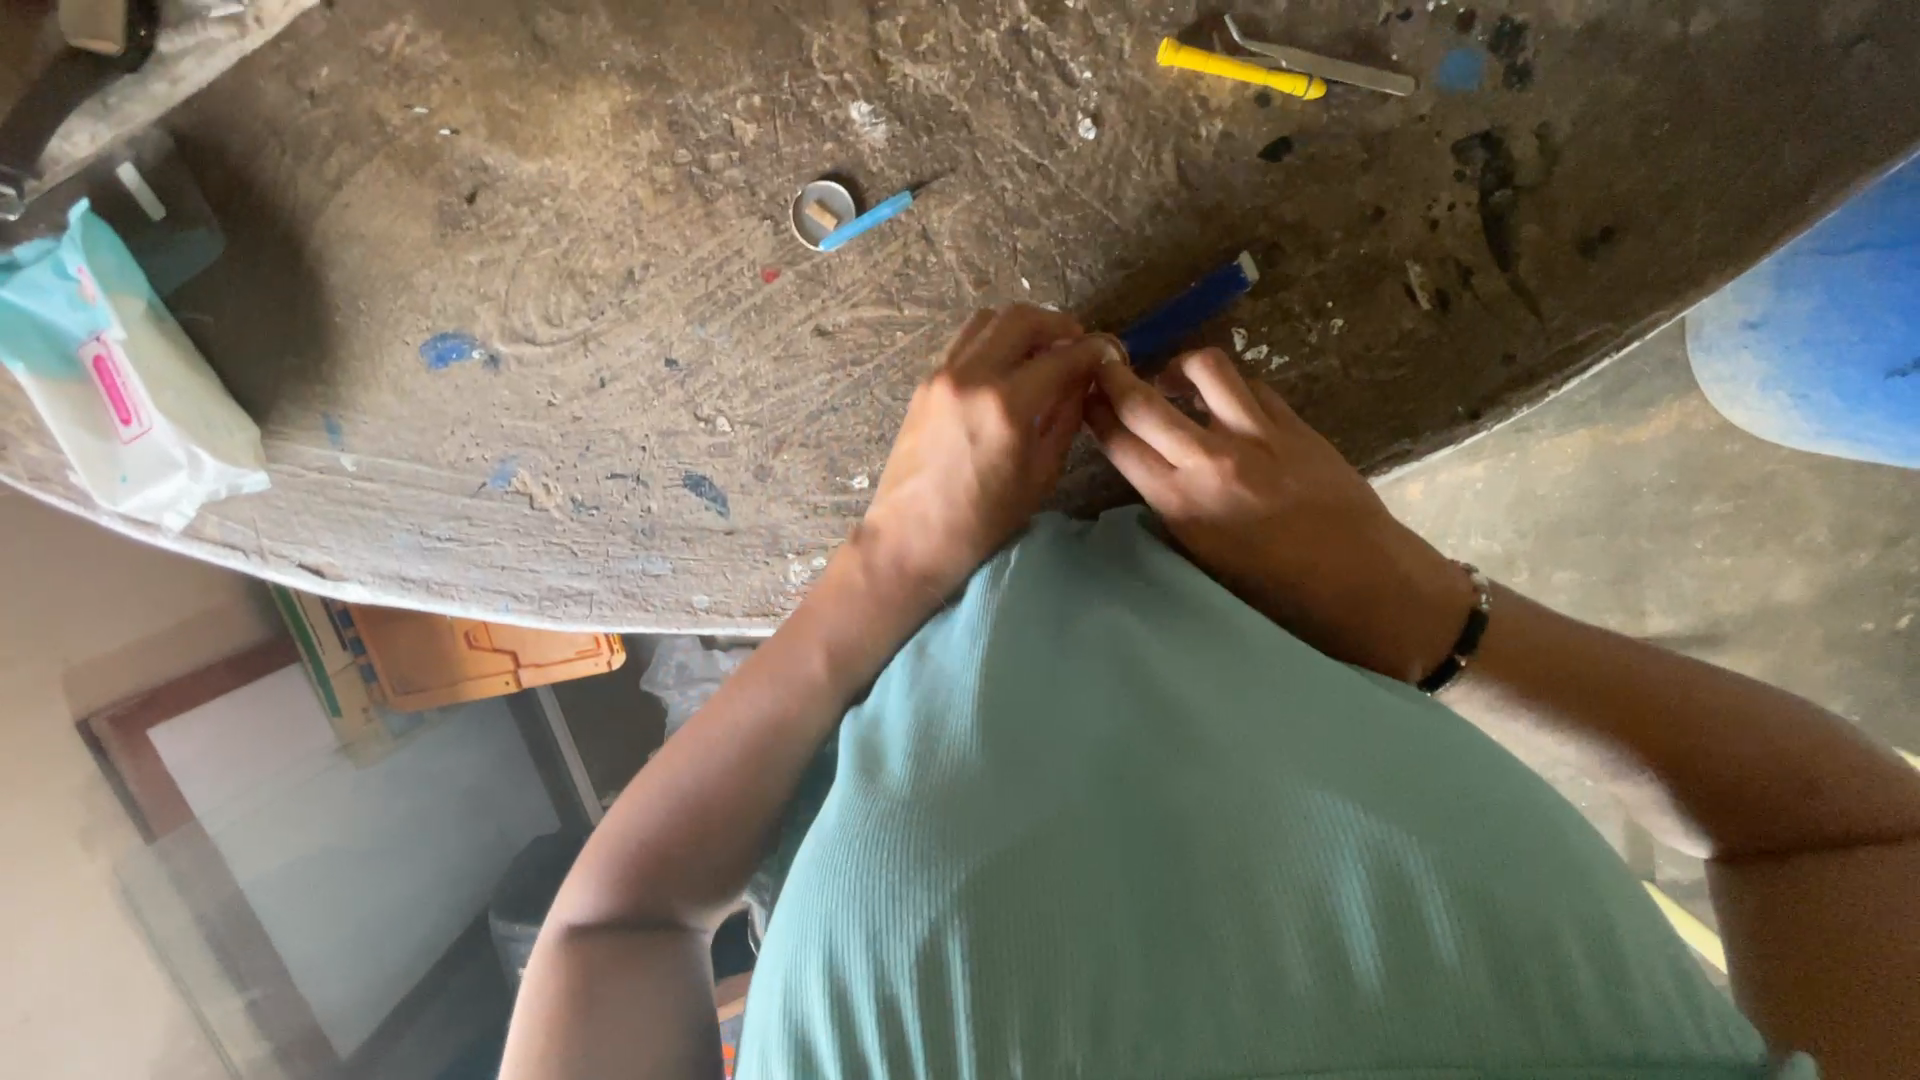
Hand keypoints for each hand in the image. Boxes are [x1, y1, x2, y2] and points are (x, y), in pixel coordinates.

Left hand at [855, 305, 1112, 602]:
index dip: (1093, 352)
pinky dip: (991, 341)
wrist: (910, 537)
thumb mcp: (1040, 474)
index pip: (1062, 357)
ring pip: (987, 320)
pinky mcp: (924, 384)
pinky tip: (1006, 368)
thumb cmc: (982, 520)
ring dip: (1021, 326)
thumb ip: (1065, 419)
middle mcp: (971, 377)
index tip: (1108, 354)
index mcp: (1007, 405)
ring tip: (1040, 351)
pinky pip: (964, 342)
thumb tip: (1082, 382)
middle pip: (1021, 317)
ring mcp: (942, 375)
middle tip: (1076, 343)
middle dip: (1058, 324)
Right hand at [1086, 346, 1473, 682]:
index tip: (1082, 398)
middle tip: (1104, 368)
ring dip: (1177, 366)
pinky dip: (1228, 384)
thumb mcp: (1200, 556)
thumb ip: (1169, 504)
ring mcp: (1257, 435)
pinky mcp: (1294, 422)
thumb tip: (1147, 466)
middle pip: (1145, 401)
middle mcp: (1211, 460)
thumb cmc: (1273, 588)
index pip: (1119, 442)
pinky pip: (1250, 384)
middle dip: (1114, 378)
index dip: (1093, 414)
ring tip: (1173, 378)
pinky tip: (1225, 400)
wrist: (1360, 580)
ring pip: (1204, 368)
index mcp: (1180, 504)